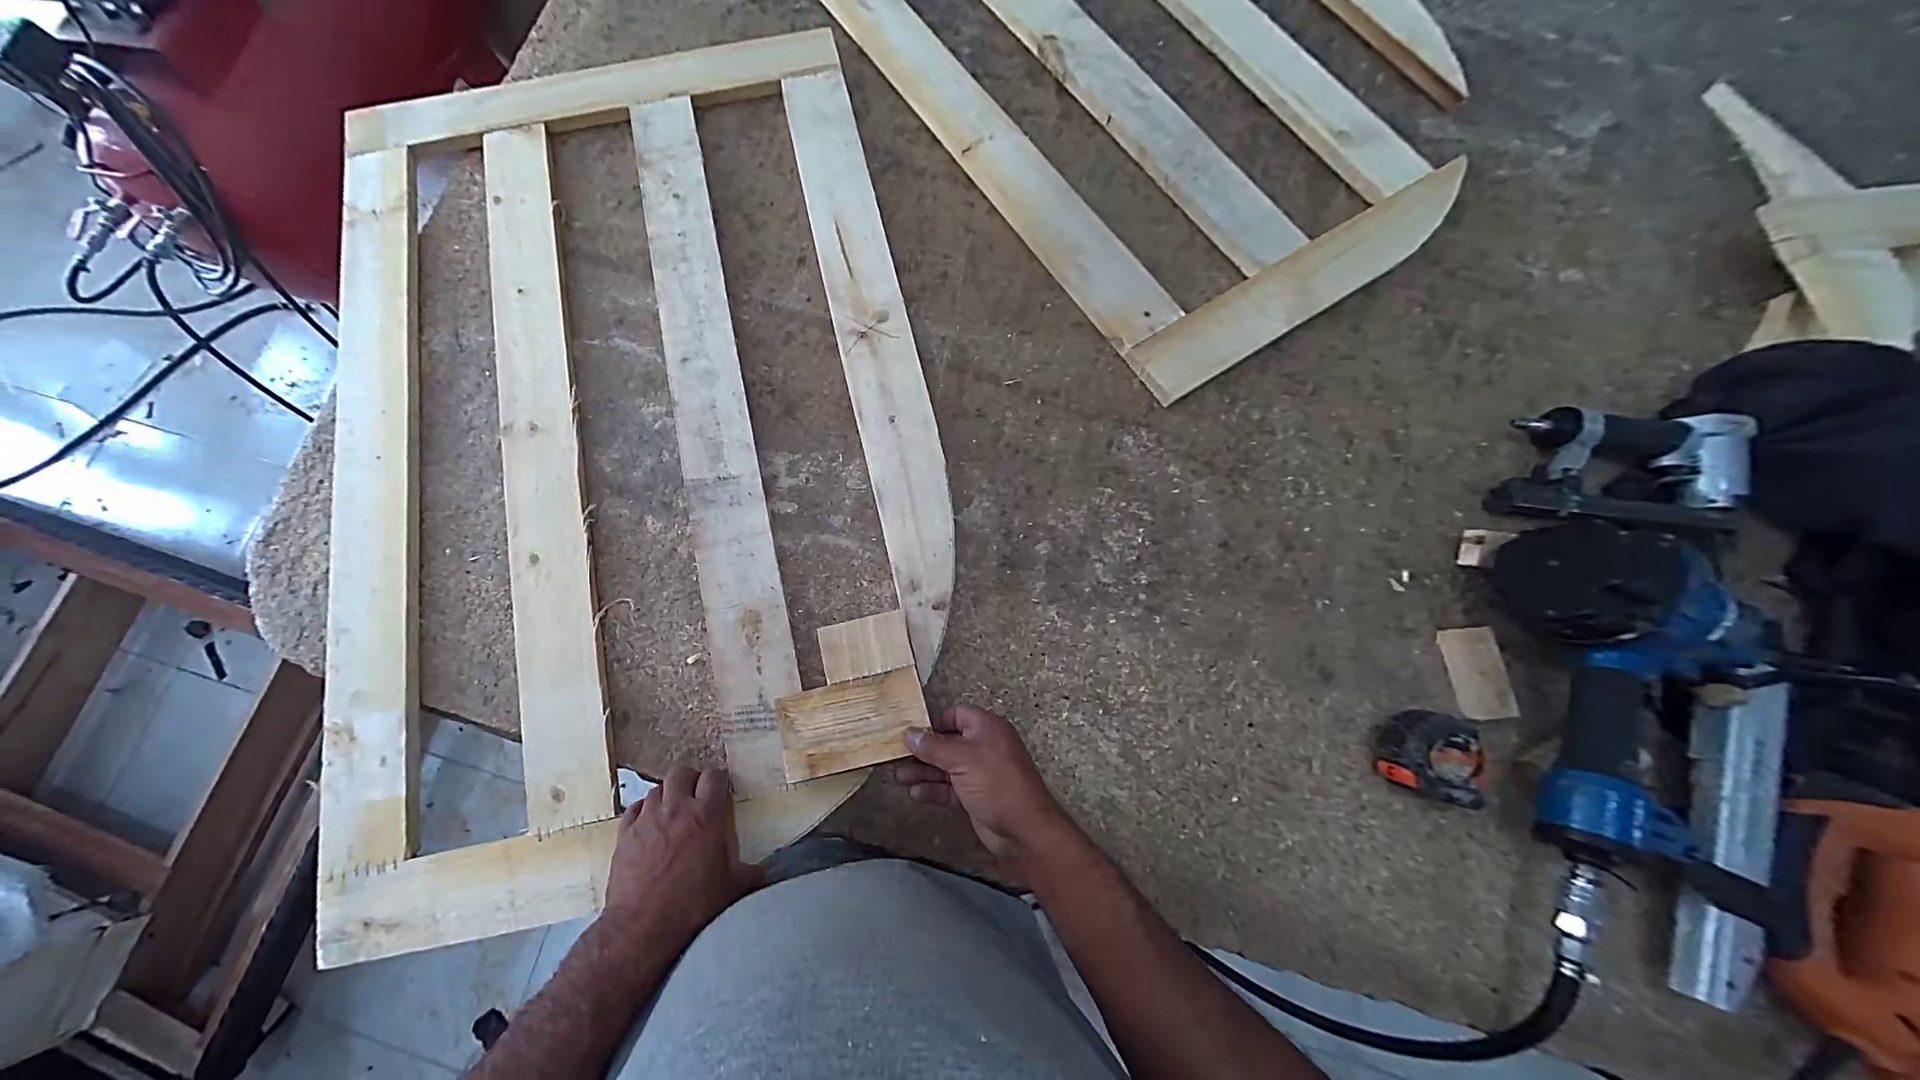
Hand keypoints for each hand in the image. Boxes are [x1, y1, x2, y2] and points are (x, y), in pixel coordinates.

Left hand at [602, 765, 757, 949]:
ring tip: (672, 810)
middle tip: (695, 794)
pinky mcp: (625, 834)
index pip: (714, 776)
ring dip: (667, 795)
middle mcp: (676, 809)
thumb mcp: (732, 886)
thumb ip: (751, 871)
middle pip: (681, 773)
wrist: (644, 926)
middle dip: (690, 779)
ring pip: (656, 789)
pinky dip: (642, 810)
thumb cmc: (693, 904)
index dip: (718, 779)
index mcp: (707, 815)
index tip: (720, 789)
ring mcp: (647, 819)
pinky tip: (648, 823)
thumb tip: (766, 872)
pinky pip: (633, 809)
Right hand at [895, 706, 1083, 872]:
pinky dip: (934, 789)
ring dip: (924, 772)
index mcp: (986, 728)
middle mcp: (983, 747)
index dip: (934, 723)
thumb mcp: (962, 758)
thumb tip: (910, 734)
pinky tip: (916, 793)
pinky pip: (950, 788)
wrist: (1023, 828)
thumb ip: (933, 747)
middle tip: (898, 757)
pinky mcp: (975, 796)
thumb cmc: (996, 782)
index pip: (956, 716)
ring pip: (946, 768)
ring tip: (900, 777)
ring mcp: (979, 773)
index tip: (911, 732)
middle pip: (948, 743)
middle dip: (923, 751)